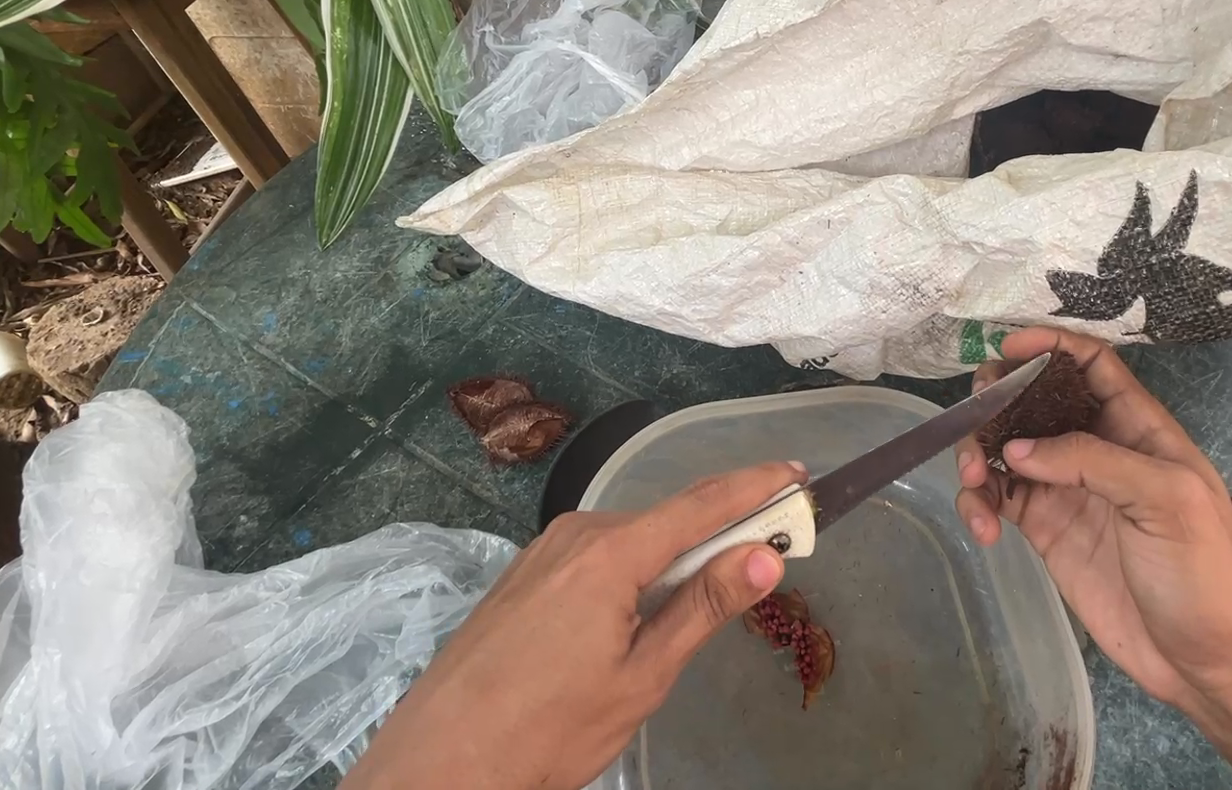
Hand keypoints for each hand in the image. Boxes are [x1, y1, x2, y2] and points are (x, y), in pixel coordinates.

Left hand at [342, 462, 800, 789]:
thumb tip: (765, 557)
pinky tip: (644, 601)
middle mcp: (580, 530)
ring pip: (635, 535)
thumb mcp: (640, 677)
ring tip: (711, 582)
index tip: (798, 472)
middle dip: (724, 525)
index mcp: (612, 551)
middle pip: (669, 518)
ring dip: (680, 550)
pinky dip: (640, 562)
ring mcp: (549, 547)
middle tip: (772, 541)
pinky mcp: (530, 568)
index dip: (756, 485)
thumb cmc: (547, 730)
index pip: (703, 503)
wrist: (433, 767)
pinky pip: (602, 551)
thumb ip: (703, 607)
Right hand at [958, 328, 1231, 789]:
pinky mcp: (1041, 525)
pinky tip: (984, 529)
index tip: (1008, 347)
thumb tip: (1015, 447)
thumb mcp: (1165, 502)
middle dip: (995, 399)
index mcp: (1134, 427)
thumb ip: (1091, 460)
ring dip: (977, 454)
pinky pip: (995, 496)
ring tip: (973, 484)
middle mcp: (1092, 447)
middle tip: (973, 418)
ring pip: (1003, 445)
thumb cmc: (1204, 574)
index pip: (1090, 364)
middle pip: (1031, 398)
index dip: (1050, 345)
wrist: (1203, 664)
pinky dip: (978, 503)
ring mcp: (1062, 486)